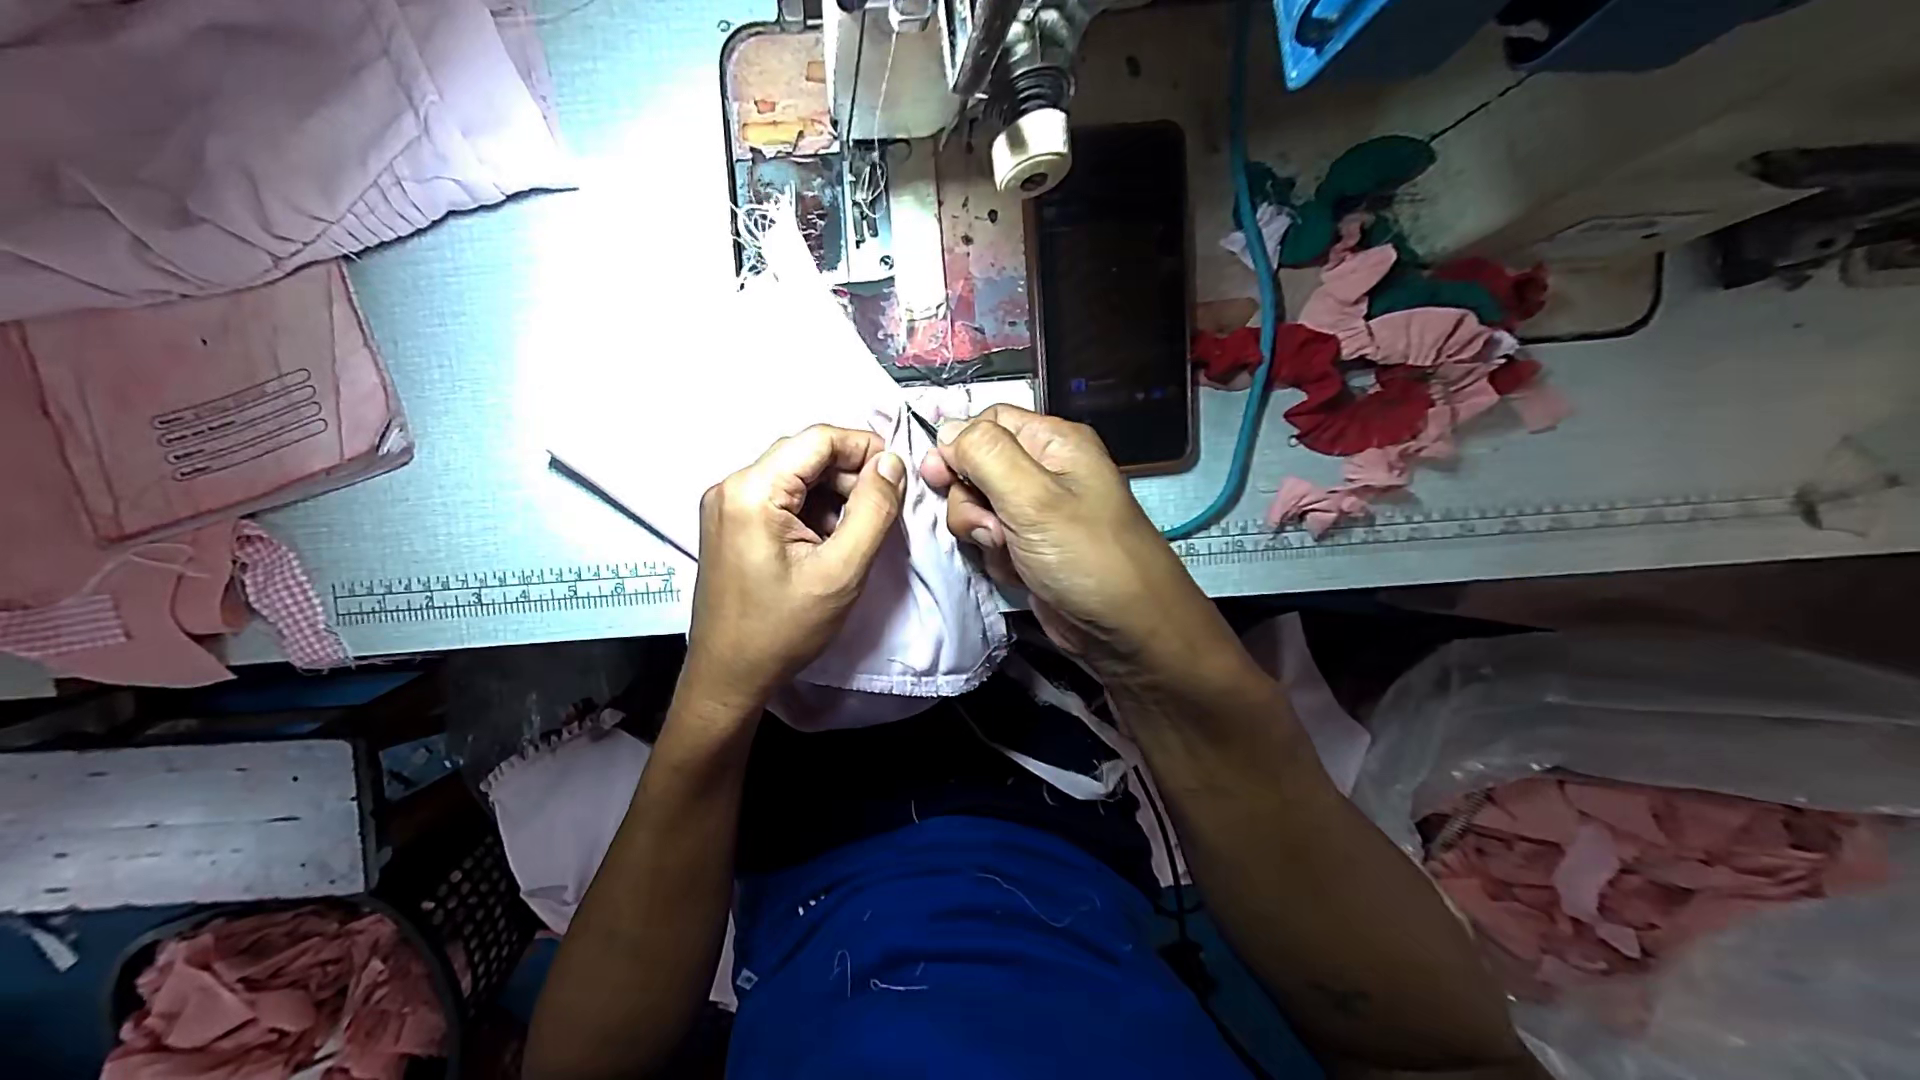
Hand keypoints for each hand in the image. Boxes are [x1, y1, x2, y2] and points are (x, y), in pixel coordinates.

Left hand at [682, 425, 906, 716]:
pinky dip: (814, 510)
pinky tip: (830, 541)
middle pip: (806, 454)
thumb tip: (891, 463)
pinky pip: (782, 498)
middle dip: (850, 474)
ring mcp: (728, 505)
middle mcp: (732, 487)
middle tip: (882, 510)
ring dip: (834, 494)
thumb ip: (873, 510)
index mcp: (752, 491)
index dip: (864, 447)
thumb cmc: (782, 630)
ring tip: (856, 532)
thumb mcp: (841, 571)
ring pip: (797, 476)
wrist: (729, 676)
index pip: (818, 438)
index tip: (897, 476)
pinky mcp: (732, 523)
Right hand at [919, 405, 1239, 684]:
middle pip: (976, 466)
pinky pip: (990, 539)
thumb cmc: (1087, 557)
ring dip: (980, 531)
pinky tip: (1017, 570)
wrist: (1125, 630)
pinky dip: (994, 556)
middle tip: (989, 526)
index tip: (938, 476)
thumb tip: (947, 428)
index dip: (959, 446)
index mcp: (1054, 442)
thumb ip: (985, 455)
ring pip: (978, 506)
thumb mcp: (1033, 498)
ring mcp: (1037, 512)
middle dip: (970, 499)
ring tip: (1007, 550)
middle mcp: (1045, 470)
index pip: (988, 422)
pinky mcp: (1030, 546)